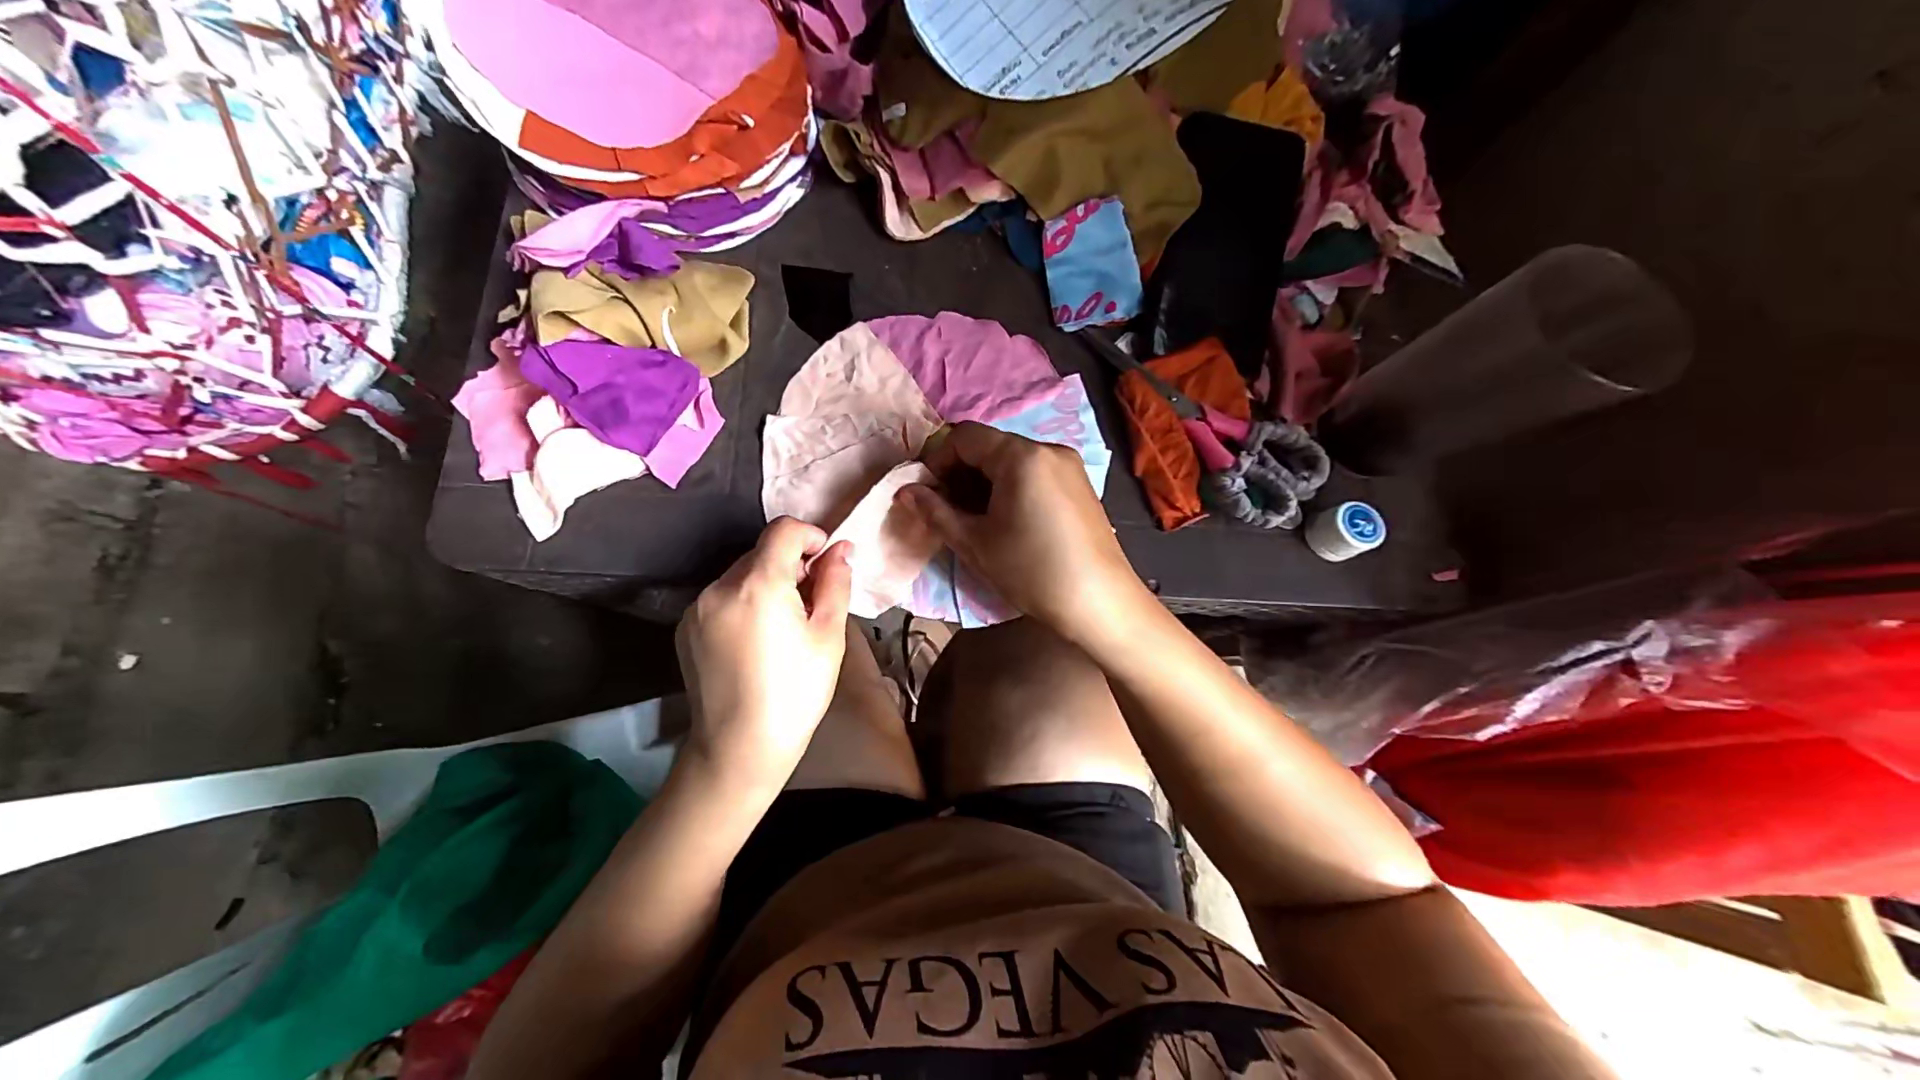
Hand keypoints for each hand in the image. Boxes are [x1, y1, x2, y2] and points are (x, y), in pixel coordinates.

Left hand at [675, 518, 852, 788]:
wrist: (739, 747)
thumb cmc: (796, 693)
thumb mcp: (829, 636)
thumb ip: (835, 583)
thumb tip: (840, 549)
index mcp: (759, 584)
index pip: (783, 530)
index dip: (810, 536)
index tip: (825, 563)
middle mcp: (720, 586)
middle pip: (761, 552)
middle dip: (790, 566)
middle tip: (810, 604)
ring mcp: (697, 608)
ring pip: (740, 575)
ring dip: (765, 585)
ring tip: (782, 627)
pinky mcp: (685, 628)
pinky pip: (720, 599)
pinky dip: (742, 604)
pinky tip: (755, 642)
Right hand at [900, 422, 1150, 641]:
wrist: (1100, 602)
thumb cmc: (1032, 571)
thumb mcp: (975, 543)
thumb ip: (936, 511)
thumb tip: (906, 491)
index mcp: (1021, 455)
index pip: (964, 436)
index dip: (936, 461)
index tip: (926, 494)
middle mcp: (1048, 449)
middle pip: (990, 446)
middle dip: (960, 473)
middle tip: (946, 511)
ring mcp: (1069, 466)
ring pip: (1012, 461)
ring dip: (984, 482)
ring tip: (975, 521)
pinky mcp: (1080, 486)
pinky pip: (1034, 473)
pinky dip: (1011, 488)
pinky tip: (1006, 522)